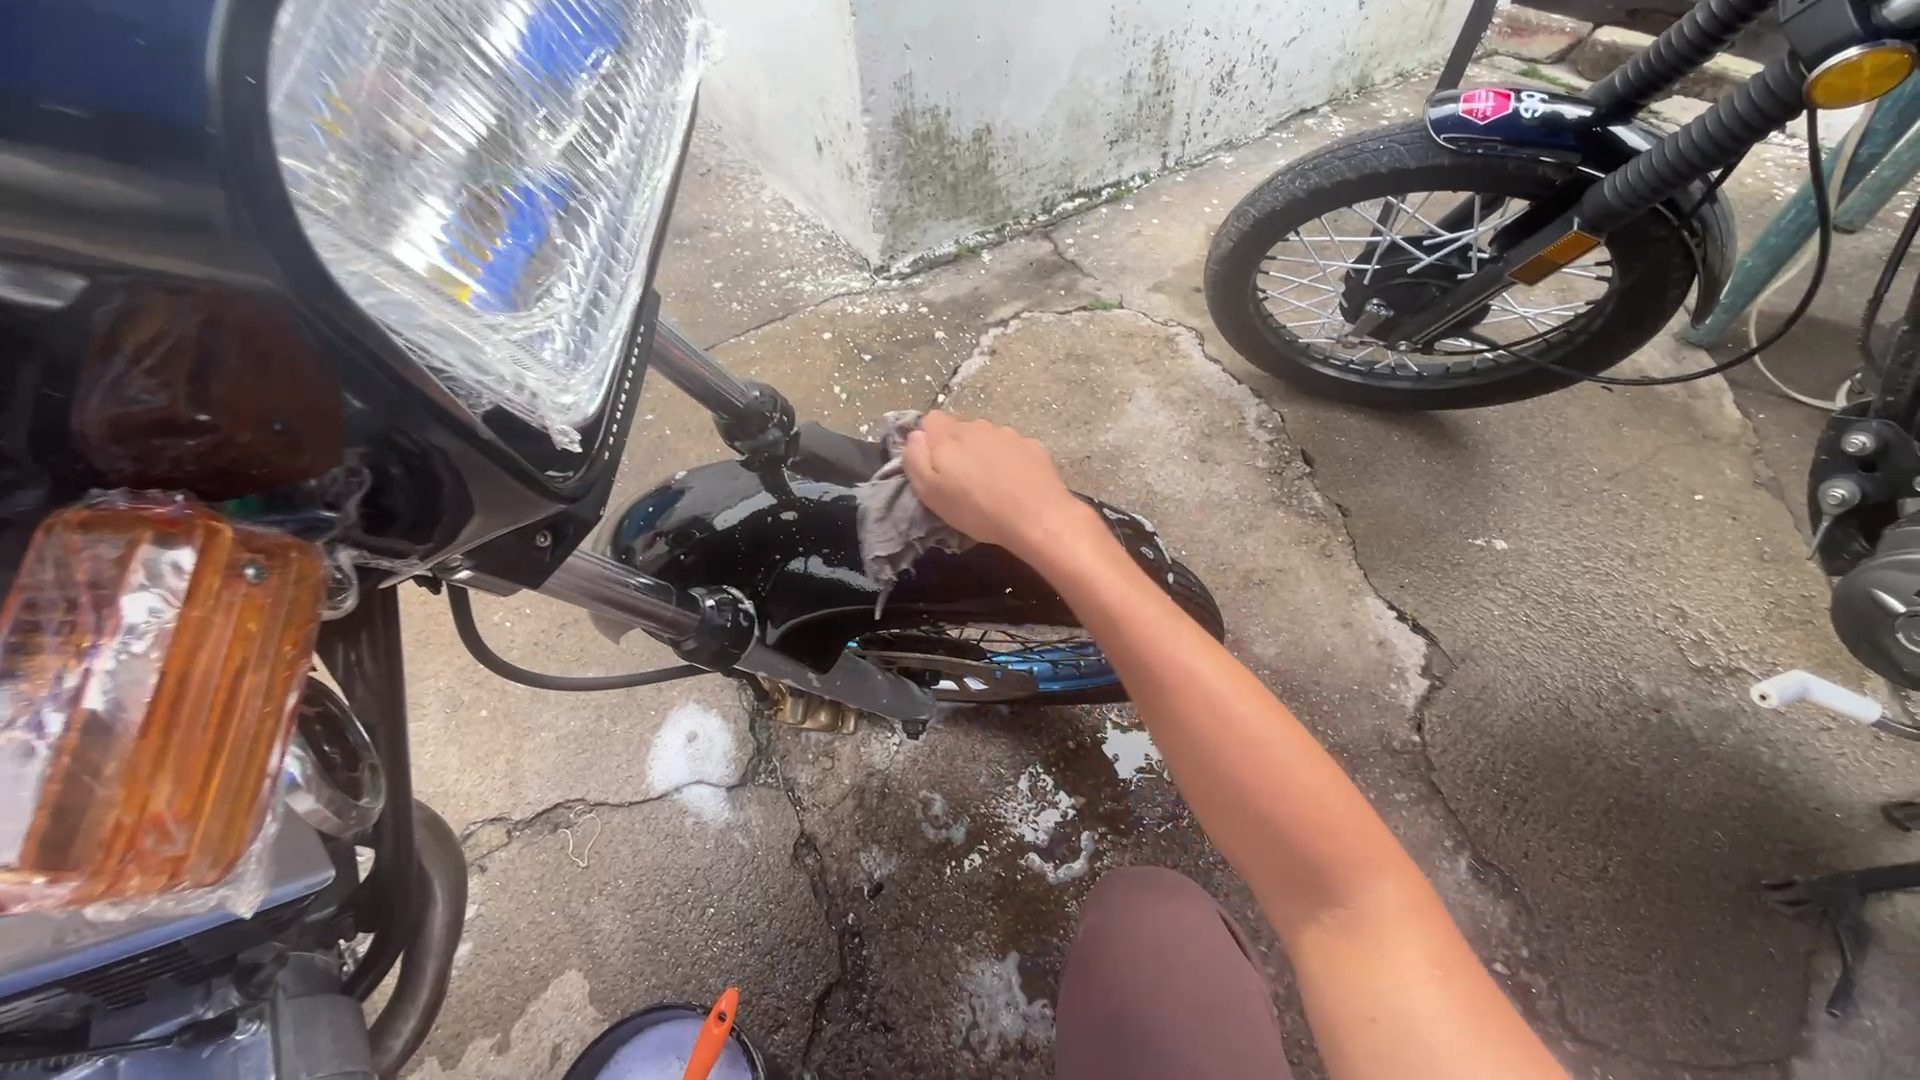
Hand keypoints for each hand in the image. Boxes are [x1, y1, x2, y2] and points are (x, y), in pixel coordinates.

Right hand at [901, 412, 1092, 555]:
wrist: (1036, 517)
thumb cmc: (976, 509)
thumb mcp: (930, 492)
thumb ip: (916, 459)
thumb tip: (915, 436)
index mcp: (949, 435)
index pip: (930, 420)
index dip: (929, 440)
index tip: (935, 466)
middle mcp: (979, 426)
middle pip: (960, 429)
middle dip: (957, 449)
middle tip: (962, 481)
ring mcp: (1009, 434)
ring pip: (988, 438)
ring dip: (984, 454)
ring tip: (990, 485)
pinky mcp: (1033, 446)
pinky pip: (1012, 449)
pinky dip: (1009, 461)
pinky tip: (1014, 485)